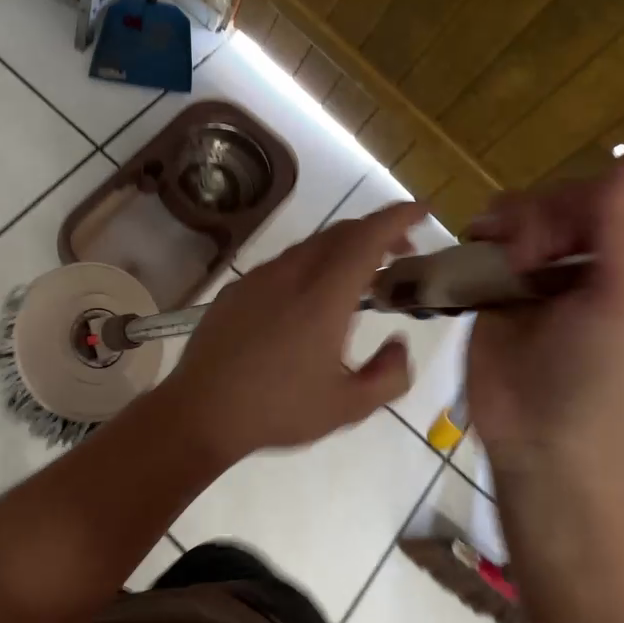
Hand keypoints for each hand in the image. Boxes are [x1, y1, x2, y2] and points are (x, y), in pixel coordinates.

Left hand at [162, 202, 429, 461]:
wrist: (201, 411)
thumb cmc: (279, 410)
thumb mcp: (348, 406)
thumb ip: (390, 375)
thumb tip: (400, 344)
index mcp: (323, 297)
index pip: (366, 238)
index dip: (397, 217)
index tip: (421, 211)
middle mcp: (290, 275)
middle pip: (339, 234)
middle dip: (376, 233)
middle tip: (401, 254)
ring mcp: (259, 278)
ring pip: (309, 247)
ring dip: (342, 250)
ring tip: (360, 277)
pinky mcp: (237, 290)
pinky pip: (282, 264)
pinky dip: (310, 265)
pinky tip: (311, 298)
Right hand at [463, 155, 623, 470]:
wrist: (542, 435)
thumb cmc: (600, 373)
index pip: (609, 195)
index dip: (583, 200)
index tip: (568, 233)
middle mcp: (588, 258)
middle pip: (559, 198)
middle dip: (540, 219)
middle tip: (533, 261)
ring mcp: (539, 271)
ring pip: (519, 212)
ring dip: (509, 226)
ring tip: (508, 264)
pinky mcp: (496, 284)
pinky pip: (486, 238)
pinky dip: (480, 236)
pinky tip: (478, 249)